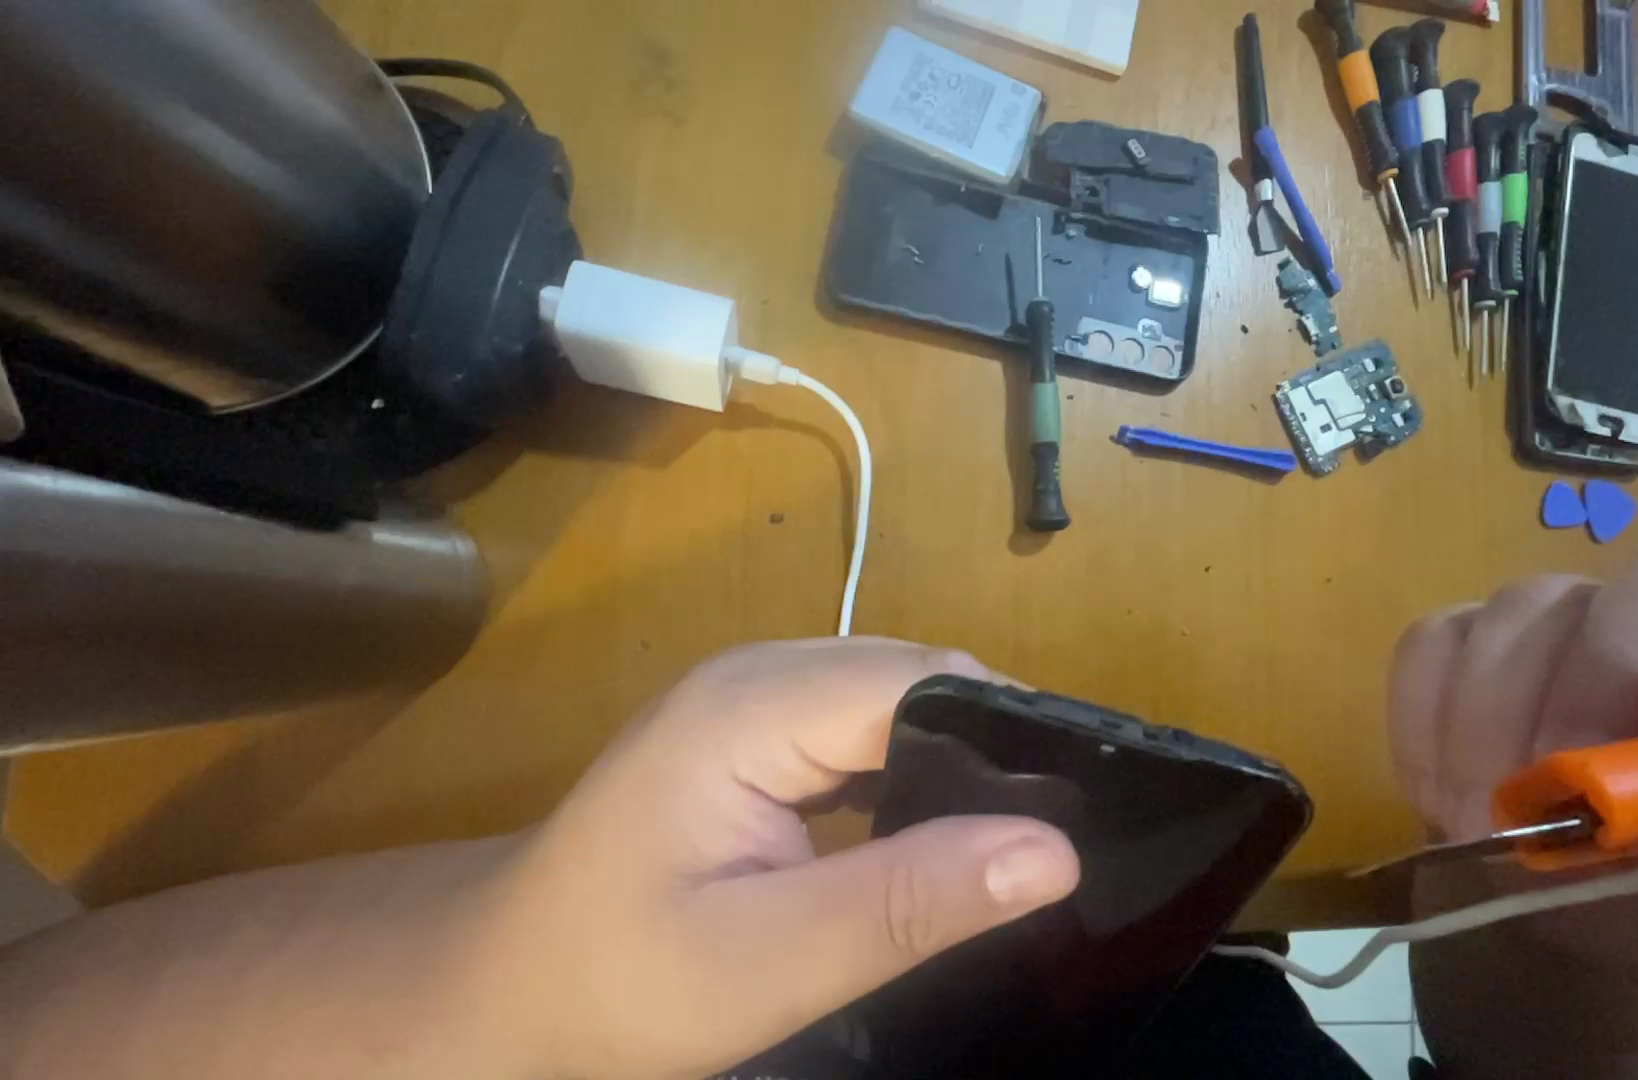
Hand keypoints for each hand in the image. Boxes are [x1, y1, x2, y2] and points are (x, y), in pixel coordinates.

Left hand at [479, 639, 1079, 1078]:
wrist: (497, 986)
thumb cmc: (613, 984)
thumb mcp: (766, 964)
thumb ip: (907, 902)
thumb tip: (1051, 851)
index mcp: (756, 705)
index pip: (918, 681)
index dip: (1002, 730)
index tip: (1073, 800)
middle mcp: (762, 671)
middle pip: (914, 675)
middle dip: (989, 739)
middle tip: (1053, 827)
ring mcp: (756, 691)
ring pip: (896, 693)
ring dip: (954, 749)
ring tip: (1010, 825)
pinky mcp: (758, 722)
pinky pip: (864, 720)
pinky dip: (912, 759)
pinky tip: (934, 818)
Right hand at [1390, 535, 1637, 987]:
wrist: (1545, 895)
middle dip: (1604, 679)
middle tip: (1553, 777)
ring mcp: (1562, 613)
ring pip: (1523, 610)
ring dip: (1491, 724)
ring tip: (1484, 820)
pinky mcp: (1461, 629)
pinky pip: (1429, 645)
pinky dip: (1425, 722)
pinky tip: (1444, 787)